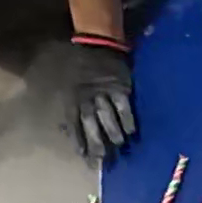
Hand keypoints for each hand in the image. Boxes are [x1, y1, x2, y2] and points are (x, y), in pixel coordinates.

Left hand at [66, 38, 135, 159]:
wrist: (98, 43)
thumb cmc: (82, 68)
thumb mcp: (70, 86)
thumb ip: (73, 108)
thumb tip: (74, 133)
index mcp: (73, 97)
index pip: (74, 124)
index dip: (79, 142)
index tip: (85, 159)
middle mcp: (87, 97)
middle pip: (90, 123)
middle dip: (96, 142)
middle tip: (103, 158)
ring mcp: (104, 92)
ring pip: (107, 117)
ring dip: (113, 133)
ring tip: (118, 145)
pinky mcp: (120, 88)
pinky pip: (124, 108)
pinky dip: (127, 121)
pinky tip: (131, 132)